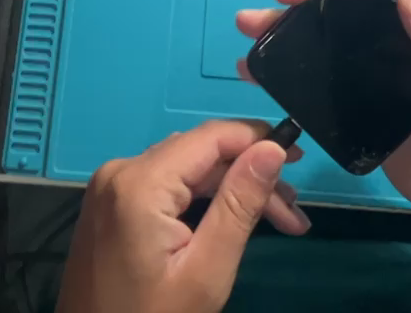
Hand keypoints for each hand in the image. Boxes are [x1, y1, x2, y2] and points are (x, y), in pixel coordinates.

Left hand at [58, 119, 309, 312]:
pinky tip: (232, 216)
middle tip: (294, 211)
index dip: (258, 138)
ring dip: (231, 186)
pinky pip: (166, 183)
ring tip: (279, 217)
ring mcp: (112, 185)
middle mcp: (122, 169)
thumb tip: (271, 149)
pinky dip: (202, 198)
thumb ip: (239, 205)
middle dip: (251, 174)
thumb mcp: (205, 273)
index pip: (211, 137)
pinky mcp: (112, 203)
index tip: (298, 152)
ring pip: (187, 168)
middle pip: (201, 153)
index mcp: (140, 181)